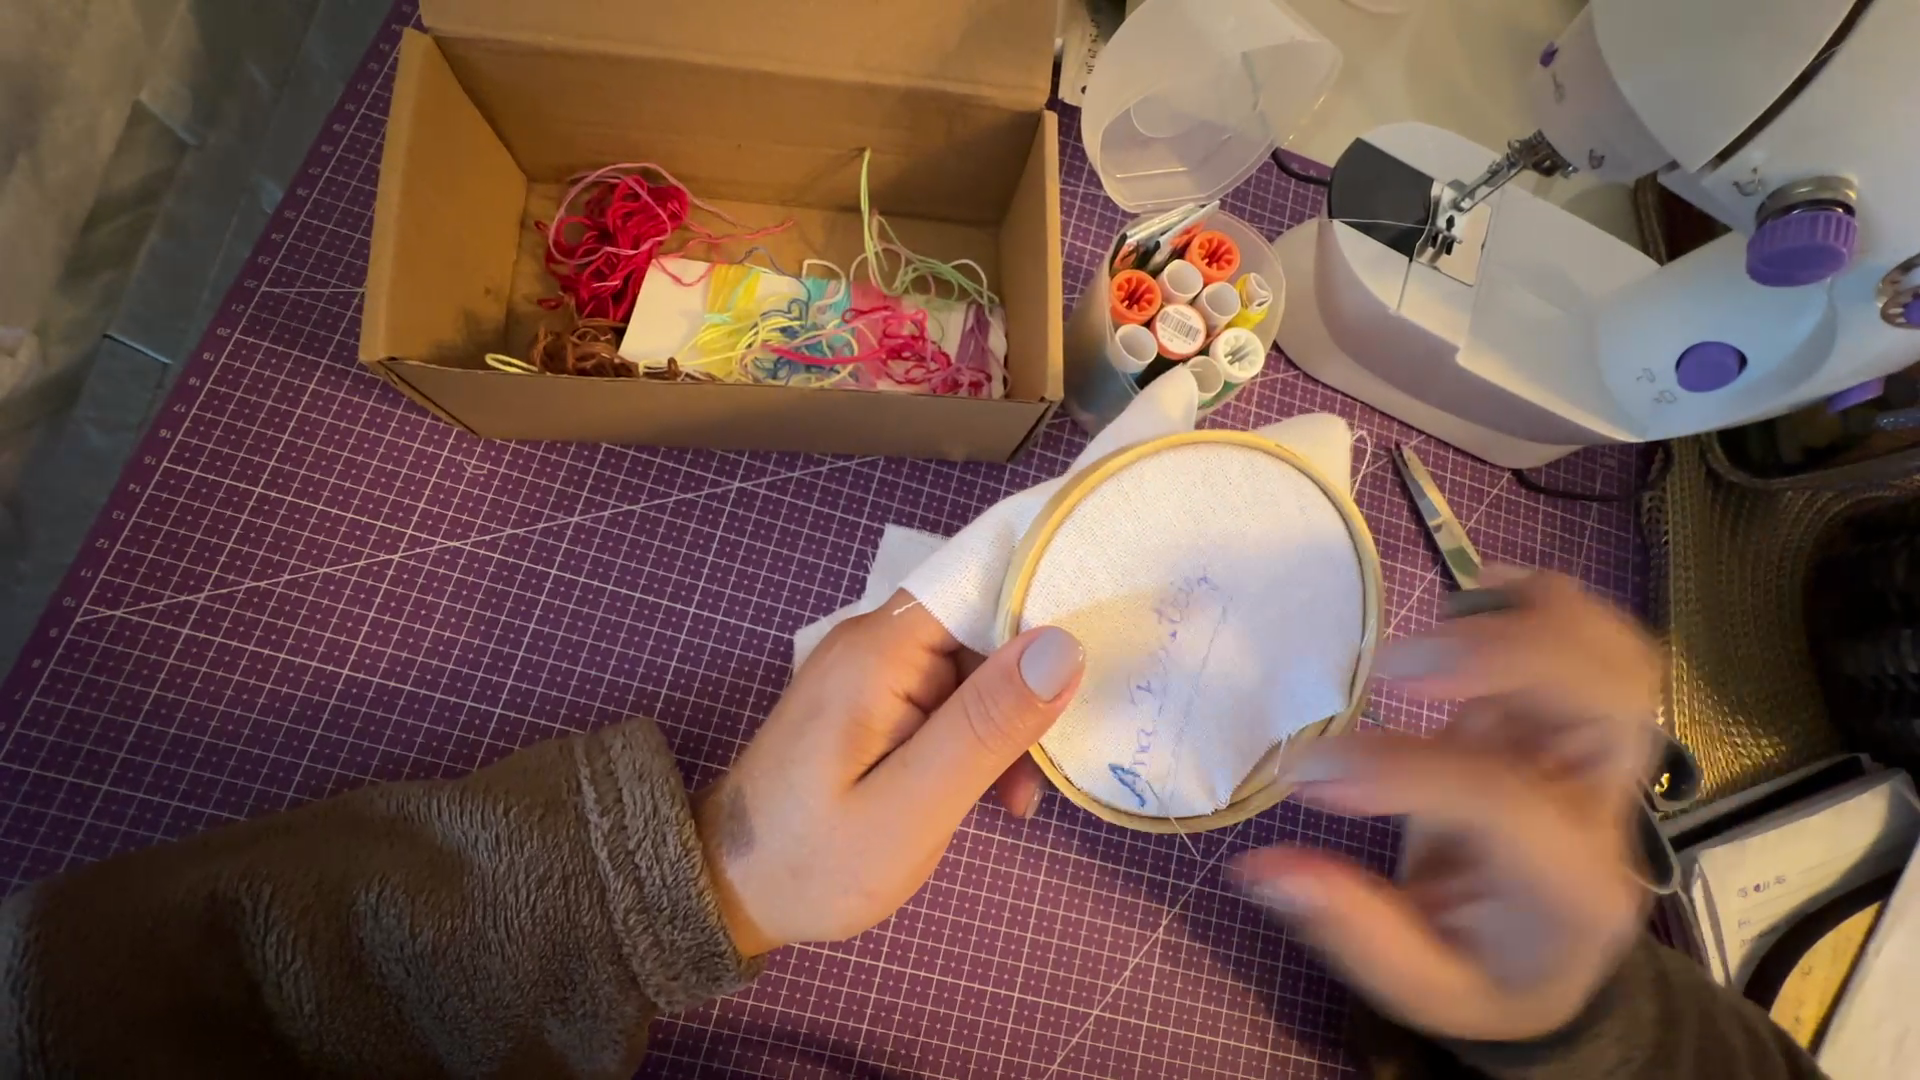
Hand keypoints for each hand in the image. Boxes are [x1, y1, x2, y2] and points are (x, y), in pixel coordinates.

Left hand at [695, 590, 1083, 955]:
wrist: (730, 891)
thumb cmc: (815, 860)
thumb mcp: (912, 806)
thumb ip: (986, 725)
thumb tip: (1061, 645)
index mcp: (880, 648)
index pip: (976, 578)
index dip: (1040, 592)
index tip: (1099, 634)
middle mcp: (876, 640)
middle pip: (981, 627)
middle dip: (1027, 687)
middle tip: (1047, 764)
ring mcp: (875, 670)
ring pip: (972, 667)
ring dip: (1006, 723)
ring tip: (1015, 797)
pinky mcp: (876, 699)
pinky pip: (947, 696)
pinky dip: (977, 736)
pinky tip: (989, 791)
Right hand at [1231, 569, 1661, 1042]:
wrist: (1547, 954)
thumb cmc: (1481, 969)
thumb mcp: (1421, 983)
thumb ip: (1351, 926)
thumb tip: (1262, 868)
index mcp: (1567, 883)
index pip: (1499, 800)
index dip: (1399, 769)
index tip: (1305, 773)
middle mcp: (1595, 807)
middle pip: (1602, 702)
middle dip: (1499, 660)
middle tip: (1392, 666)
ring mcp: (1586, 755)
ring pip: (1609, 657)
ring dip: (1527, 619)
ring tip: (1441, 614)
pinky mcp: (1557, 719)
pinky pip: (1591, 640)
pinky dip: (1541, 603)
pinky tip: (1476, 594)